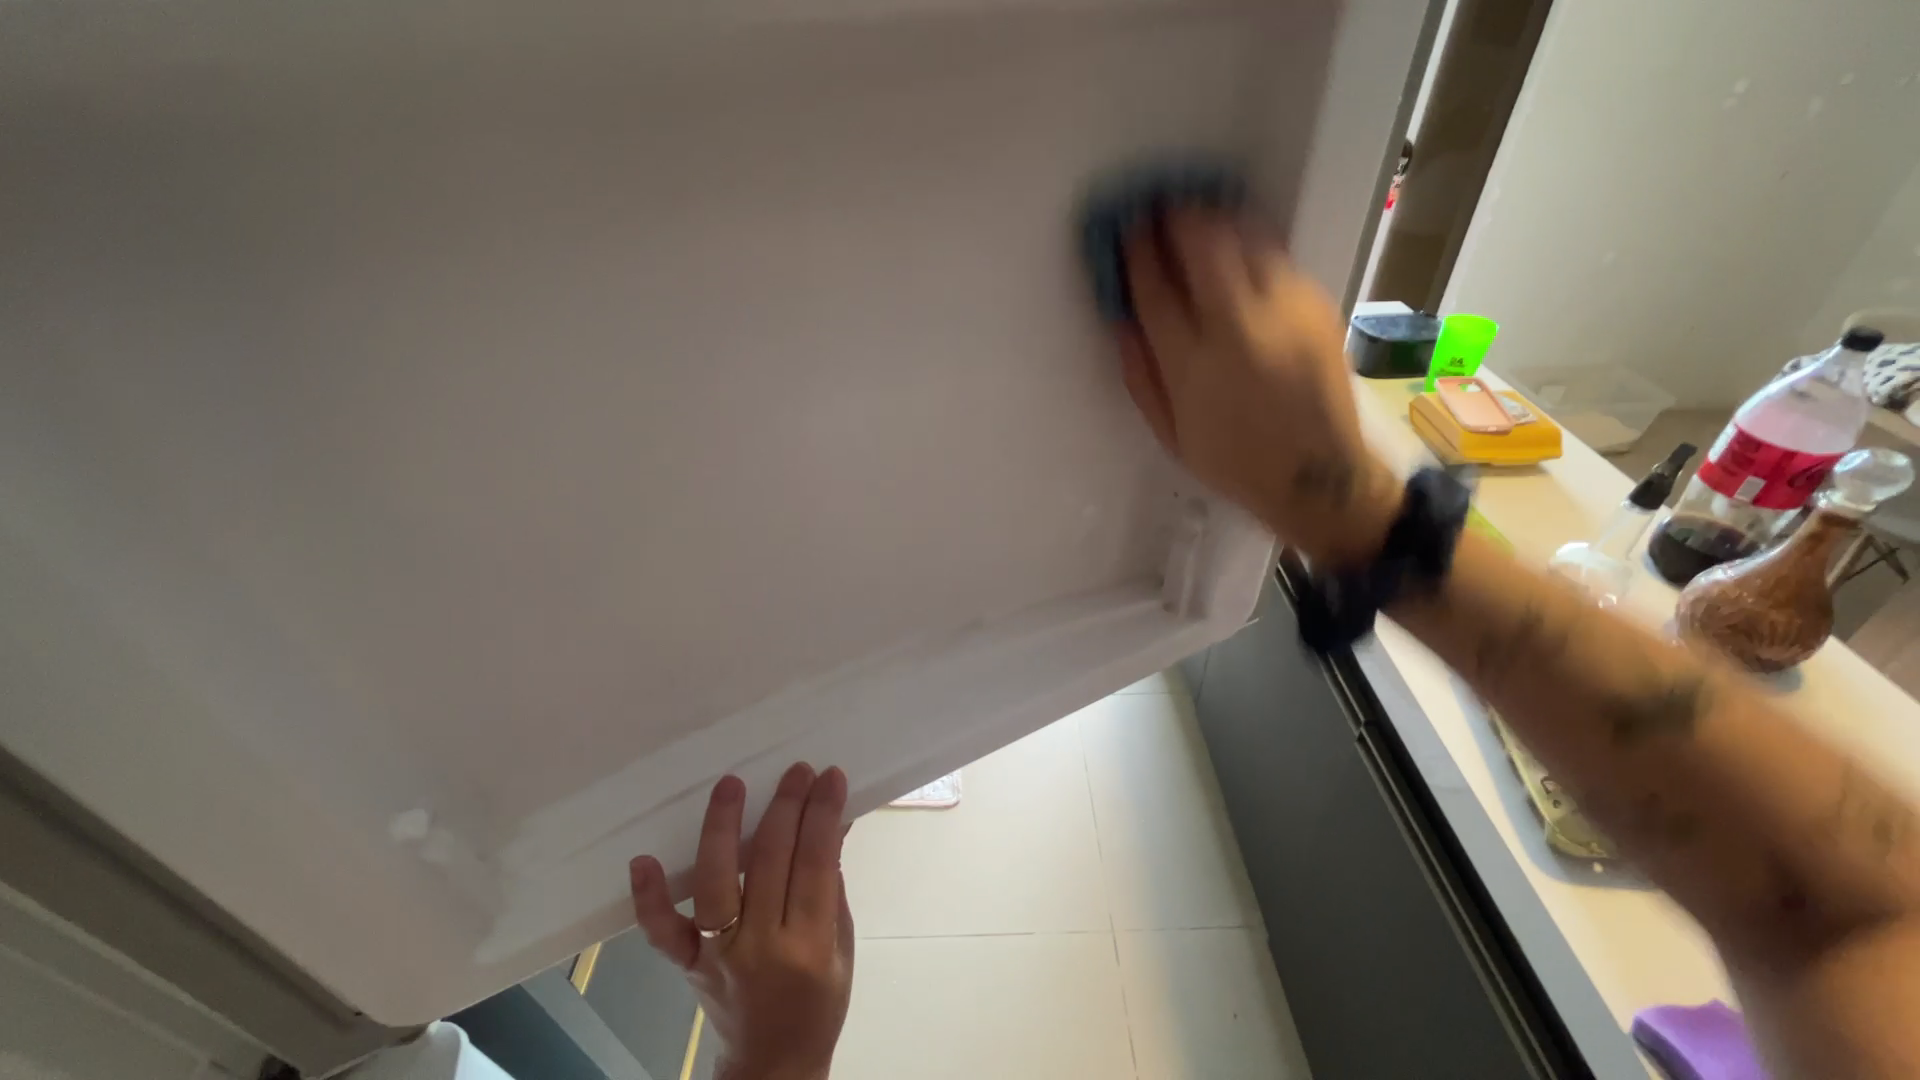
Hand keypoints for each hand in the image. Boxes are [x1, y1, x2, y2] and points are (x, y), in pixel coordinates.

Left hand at [629, 763, 853, 1079]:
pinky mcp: (688, 964)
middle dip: (787, 808)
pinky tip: (643, 859)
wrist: (771, 1066)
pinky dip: (650, 898)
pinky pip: (663, 932)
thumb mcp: (843, 947)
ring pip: (716, 884)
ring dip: (724, 830)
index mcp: (809, 945)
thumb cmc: (819, 1004)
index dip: (822, 815)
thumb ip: (833, 885)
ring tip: (732, 785)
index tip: (829, 777)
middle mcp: (761, 946)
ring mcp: (718, 954)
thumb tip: (832, 823)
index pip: (815, 863)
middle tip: (796, 770)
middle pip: (771, 863)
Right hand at [1119, 209, 1400, 565]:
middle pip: (1204, 245)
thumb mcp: (1169, 433)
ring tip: (1199, 209)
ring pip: (1247, 238)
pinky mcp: (1317, 304)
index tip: (1127, 226)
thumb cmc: (1233, 461)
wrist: (1320, 476)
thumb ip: (1139, 375)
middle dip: (1178, 217)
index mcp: (1193, 366)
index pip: (1156, 289)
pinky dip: (1252, 241)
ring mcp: (1285, 311)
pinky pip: (1277, 256)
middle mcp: (1240, 328)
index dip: (1138, 251)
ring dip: (1217, 218)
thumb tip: (1119, 319)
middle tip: (1162, 203)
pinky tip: (1239, 243)